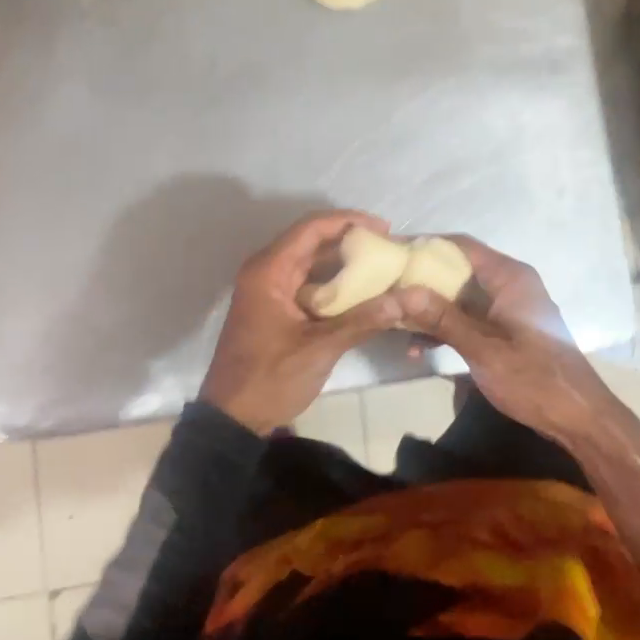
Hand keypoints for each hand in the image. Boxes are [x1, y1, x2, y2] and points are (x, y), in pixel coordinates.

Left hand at [199, 211, 409, 434]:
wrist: (232, 417)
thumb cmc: (270, 378)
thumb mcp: (320, 348)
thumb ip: (363, 320)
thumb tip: (407, 299)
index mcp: (269, 271)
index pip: (311, 228)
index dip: (348, 222)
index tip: (384, 229)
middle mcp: (266, 272)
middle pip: (312, 242)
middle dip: (350, 242)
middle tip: (390, 249)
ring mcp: (269, 291)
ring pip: (311, 264)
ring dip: (343, 264)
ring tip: (383, 267)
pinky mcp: (275, 309)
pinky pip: (307, 285)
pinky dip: (333, 286)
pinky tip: (363, 294)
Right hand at [397, 237, 620, 446]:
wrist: (579, 417)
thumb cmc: (535, 379)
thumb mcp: (483, 350)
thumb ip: (443, 319)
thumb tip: (402, 291)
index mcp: (509, 277)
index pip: (460, 246)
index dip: (424, 245)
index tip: (388, 253)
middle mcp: (509, 283)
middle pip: (457, 268)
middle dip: (420, 279)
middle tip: (383, 287)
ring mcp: (509, 307)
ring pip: (460, 295)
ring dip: (430, 308)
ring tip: (393, 320)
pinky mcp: (507, 330)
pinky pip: (469, 317)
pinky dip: (446, 326)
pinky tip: (418, 347)